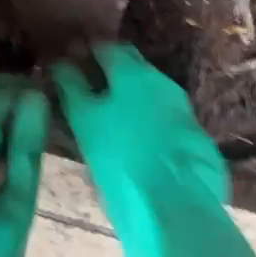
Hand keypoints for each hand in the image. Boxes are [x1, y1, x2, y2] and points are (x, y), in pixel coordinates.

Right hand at [50, 43, 226, 204]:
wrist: (176, 209)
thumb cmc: (120, 161)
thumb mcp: (85, 122)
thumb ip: (72, 88)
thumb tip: (60, 64)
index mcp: (132, 74)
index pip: (105, 47)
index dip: (85, 51)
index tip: (69, 59)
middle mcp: (160, 83)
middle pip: (131, 65)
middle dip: (109, 68)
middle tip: (88, 82)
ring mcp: (182, 110)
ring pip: (149, 91)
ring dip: (129, 95)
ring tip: (110, 113)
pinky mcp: (196, 138)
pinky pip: (164, 118)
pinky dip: (148, 120)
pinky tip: (137, 139)